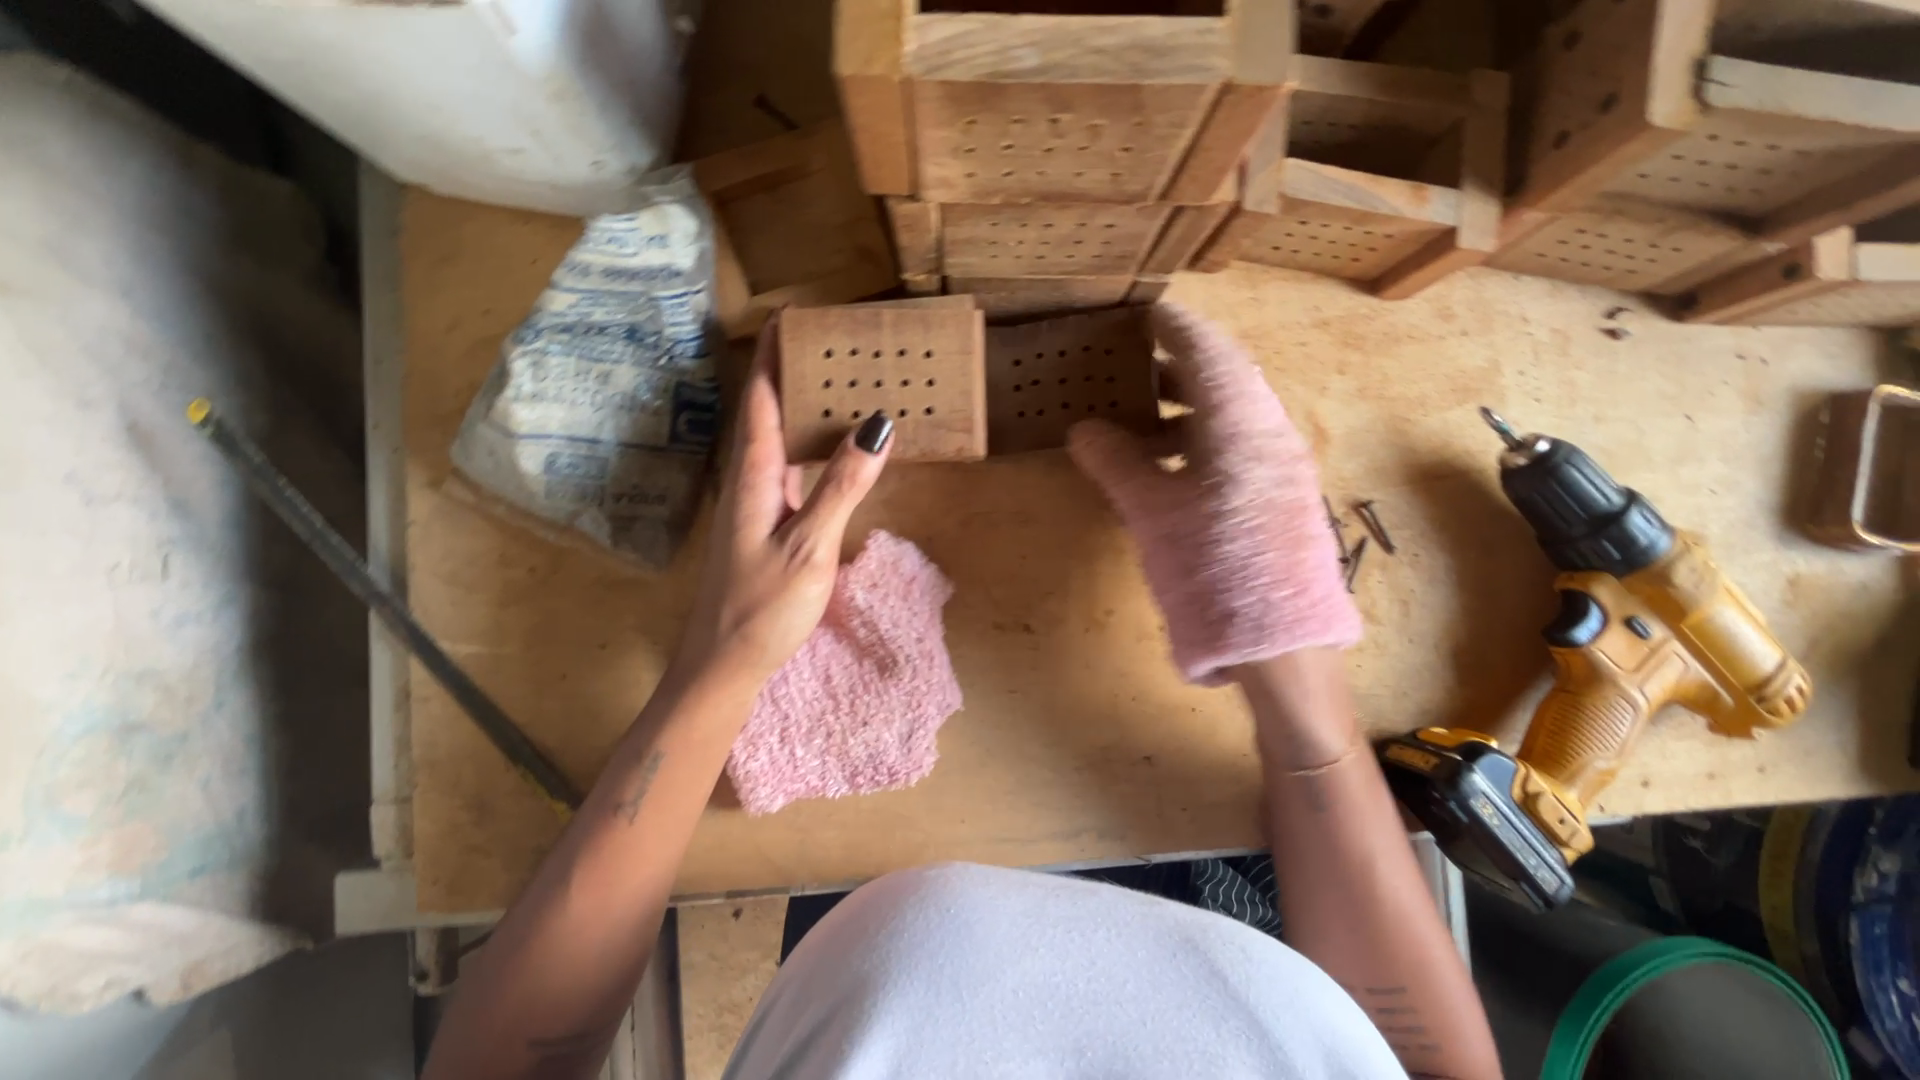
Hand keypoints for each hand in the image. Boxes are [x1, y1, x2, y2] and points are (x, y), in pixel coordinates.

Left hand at [673, 315, 892, 686]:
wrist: (722, 665)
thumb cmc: (762, 606)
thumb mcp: (810, 546)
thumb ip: (842, 486)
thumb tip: (877, 424)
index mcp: (753, 476)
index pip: (762, 399)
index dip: (773, 355)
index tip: (791, 316)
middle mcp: (748, 482)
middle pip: (766, 413)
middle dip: (790, 373)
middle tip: (827, 343)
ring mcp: (753, 507)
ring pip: (776, 442)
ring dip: (799, 409)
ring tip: (834, 383)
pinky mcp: (762, 528)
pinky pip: (785, 471)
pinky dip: (806, 449)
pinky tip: (827, 453)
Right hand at [1067, 303, 1359, 685]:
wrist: (1280, 642)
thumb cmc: (1211, 566)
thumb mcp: (1151, 511)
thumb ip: (1116, 462)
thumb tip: (1084, 429)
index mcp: (1240, 422)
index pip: (1208, 350)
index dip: (1174, 327)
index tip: (1145, 314)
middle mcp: (1269, 432)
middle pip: (1225, 378)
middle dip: (1179, 367)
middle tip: (1134, 365)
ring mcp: (1281, 465)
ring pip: (1233, 416)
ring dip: (1189, 408)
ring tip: (1143, 419)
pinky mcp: (1282, 496)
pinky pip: (1239, 446)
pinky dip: (1201, 441)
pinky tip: (1171, 466)